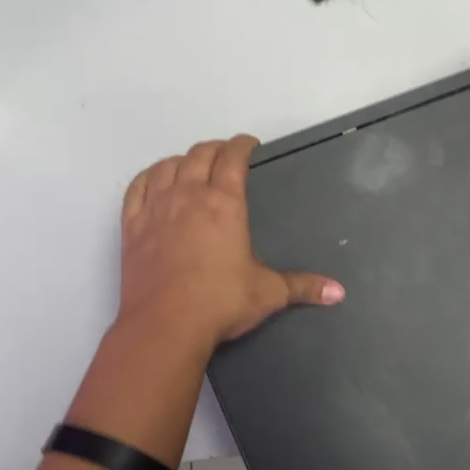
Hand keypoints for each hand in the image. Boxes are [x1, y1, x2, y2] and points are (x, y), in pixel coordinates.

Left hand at [118, 135, 343, 344]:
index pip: (232, 159)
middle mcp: (188, 196)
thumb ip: (303, 286)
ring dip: (181, 159)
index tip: (249, 144)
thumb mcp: (269, 293)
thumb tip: (338, 293)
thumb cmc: (221, 303)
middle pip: (199, 156)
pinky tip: (154, 180)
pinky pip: (136, 189)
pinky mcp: (131, 227)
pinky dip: (147, 177)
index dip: (242, 146)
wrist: (165, 325)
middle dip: (215, 149)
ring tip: (191, 164)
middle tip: (225, 153)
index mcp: (224, 204)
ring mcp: (155, 209)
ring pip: (166, 167)